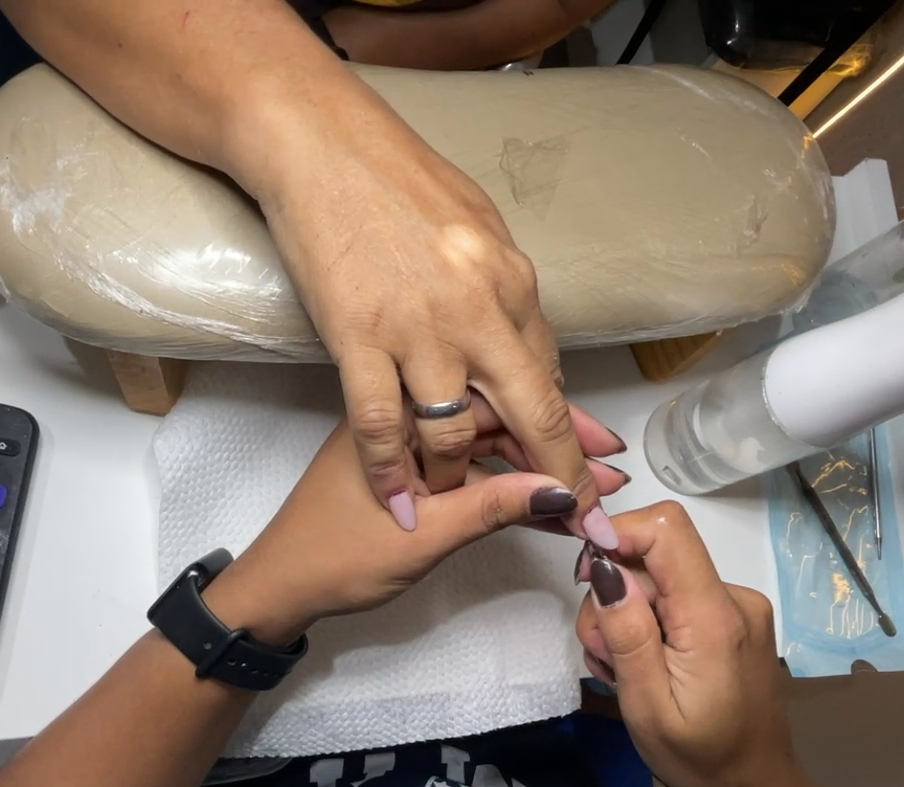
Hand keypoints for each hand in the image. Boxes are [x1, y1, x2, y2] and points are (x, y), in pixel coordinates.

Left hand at [205, 399, 628, 645]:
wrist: (282, 585)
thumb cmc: (339, 557)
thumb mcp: (423, 535)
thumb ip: (493, 507)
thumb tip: (565, 491)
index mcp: (403, 414)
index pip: (496, 411)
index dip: (555, 438)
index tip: (604, 462)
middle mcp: (409, 417)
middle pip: (499, 422)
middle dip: (558, 448)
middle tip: (612, 468)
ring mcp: (412, 444)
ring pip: (489, 447)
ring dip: (539, 468)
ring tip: (594, 484)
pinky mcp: (413, 470)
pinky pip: (471, 469)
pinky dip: (508, 486)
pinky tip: (546, 500)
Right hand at [233, 88, 613, 545]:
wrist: (317, 145)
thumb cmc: (393, 177)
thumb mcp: (474, 227)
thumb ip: (501, 294)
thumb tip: (519, 345)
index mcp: (510, 280)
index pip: (551, 373)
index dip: (571, 431)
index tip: (586, 469)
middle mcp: (478, 309)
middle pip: (533, 410)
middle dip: (559, 474)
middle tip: (580, 524)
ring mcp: (418, 327)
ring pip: (455, 429)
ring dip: (457, 476)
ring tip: (452, 499)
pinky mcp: (359, 339)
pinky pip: (381, 424)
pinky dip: (390, 471)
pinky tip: (397, 501)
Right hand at [573, 503, 792, 786]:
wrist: (754, 783)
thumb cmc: (699, 755)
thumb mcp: (647, 706)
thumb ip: (627, 634)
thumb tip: (604, 568)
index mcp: (714, 618)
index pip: (666, 531)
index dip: (617, 533)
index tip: (587, 578)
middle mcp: (732, 597)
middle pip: (649, 559)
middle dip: (611, 598)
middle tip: (606, 657)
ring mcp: (733, 603)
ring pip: (653, 578)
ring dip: (624, 616)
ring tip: (626, 670)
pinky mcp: (727, 613)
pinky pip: (670, 595)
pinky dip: (646, 622)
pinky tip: (646, 663)